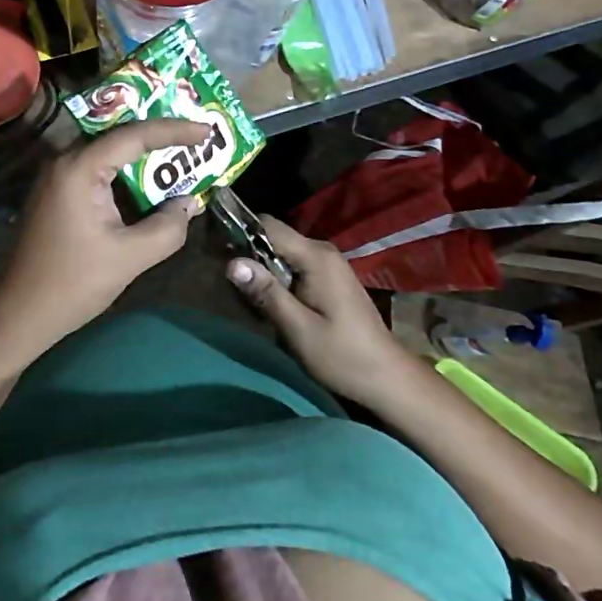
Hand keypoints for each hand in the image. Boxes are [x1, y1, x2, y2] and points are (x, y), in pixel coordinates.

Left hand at [0, 119, 209, 343]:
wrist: (21, 313)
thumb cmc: (73, 283)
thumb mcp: (130, 257)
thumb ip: (168, 227)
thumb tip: (188, 203)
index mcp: (79, 169)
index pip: (134, 135)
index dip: (174, 130)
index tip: (207, 130)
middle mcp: (65, 162)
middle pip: (119, 136)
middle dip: (160, 135)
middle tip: (197, 137)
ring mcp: (57, 178)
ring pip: (109, 153)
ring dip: (144, 155)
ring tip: (182, 153)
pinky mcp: (57, 194)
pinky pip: (98, 170)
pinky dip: (127, 172)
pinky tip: (150, 181)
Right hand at [225, 216, 417, 403]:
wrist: (386, 375)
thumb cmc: (342, 355)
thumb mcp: (298, 328)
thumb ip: (266, 293)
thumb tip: (231, 263)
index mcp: (316, 257)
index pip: (269, 225)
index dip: (241, 231)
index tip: (215, 246)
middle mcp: (323, 251)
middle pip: (275, 237)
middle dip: (249, 253)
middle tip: (225, 278)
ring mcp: (329, 264)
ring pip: (283, 252)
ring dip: (263, 268)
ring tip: (241, 292)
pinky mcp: (330, 277)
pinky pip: (295, 265)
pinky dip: (278, 278)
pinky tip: (268, 301)